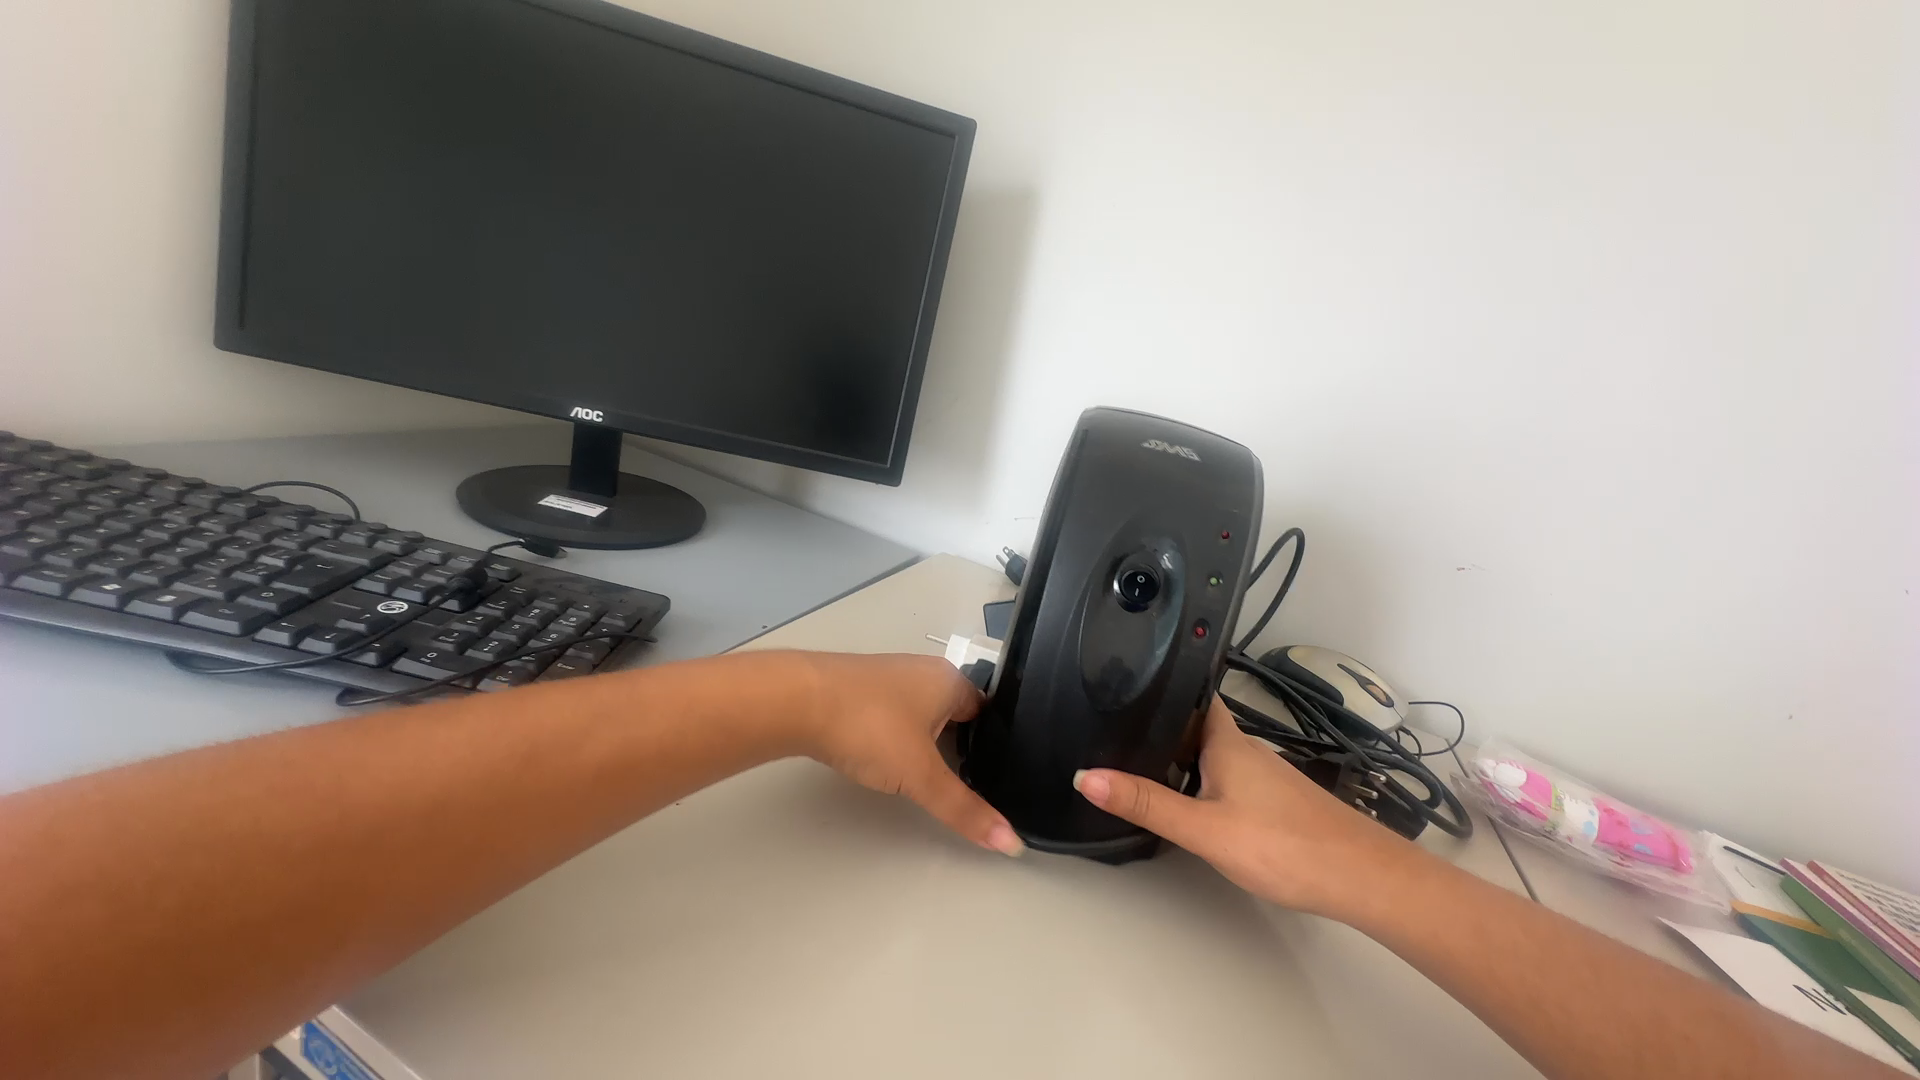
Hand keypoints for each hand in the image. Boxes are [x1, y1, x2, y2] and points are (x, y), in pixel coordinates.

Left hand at [799, 653, 1023, 856]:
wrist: (799, 700)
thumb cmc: (871, 728)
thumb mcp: (921, 775)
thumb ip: (964, 809)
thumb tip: (1012, 843)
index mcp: (950, 680)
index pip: (986, 710)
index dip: (994, 741)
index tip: (998, 774)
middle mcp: (922, 670)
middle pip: (953, 710)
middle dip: (959, 741)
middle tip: (965, 780)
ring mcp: (888, 675)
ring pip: (920, 710)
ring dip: (924, 737)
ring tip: (927, 773)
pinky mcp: (857, 686)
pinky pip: (891, 712)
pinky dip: (895, 733)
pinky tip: (887, 755)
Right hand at [1072, 696, 1416, 915]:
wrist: (1362, 879)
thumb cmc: (1283, 845)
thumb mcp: (1204, 828)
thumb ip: (1146, 804)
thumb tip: (1086, 777)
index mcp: (1225, 741)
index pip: (1191, 693)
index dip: (1162, 683)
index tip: (1125, 679)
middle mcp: (1243, 749)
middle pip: (1195, 724)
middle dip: (1159, 725)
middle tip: (1114, 728)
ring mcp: (1262, 775)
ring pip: (1210, 752)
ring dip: (1178, 754)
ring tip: (1134, 762)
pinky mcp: (1273, 800)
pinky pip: (1225, 776)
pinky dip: (1199, 778)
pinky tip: (1186, 801)